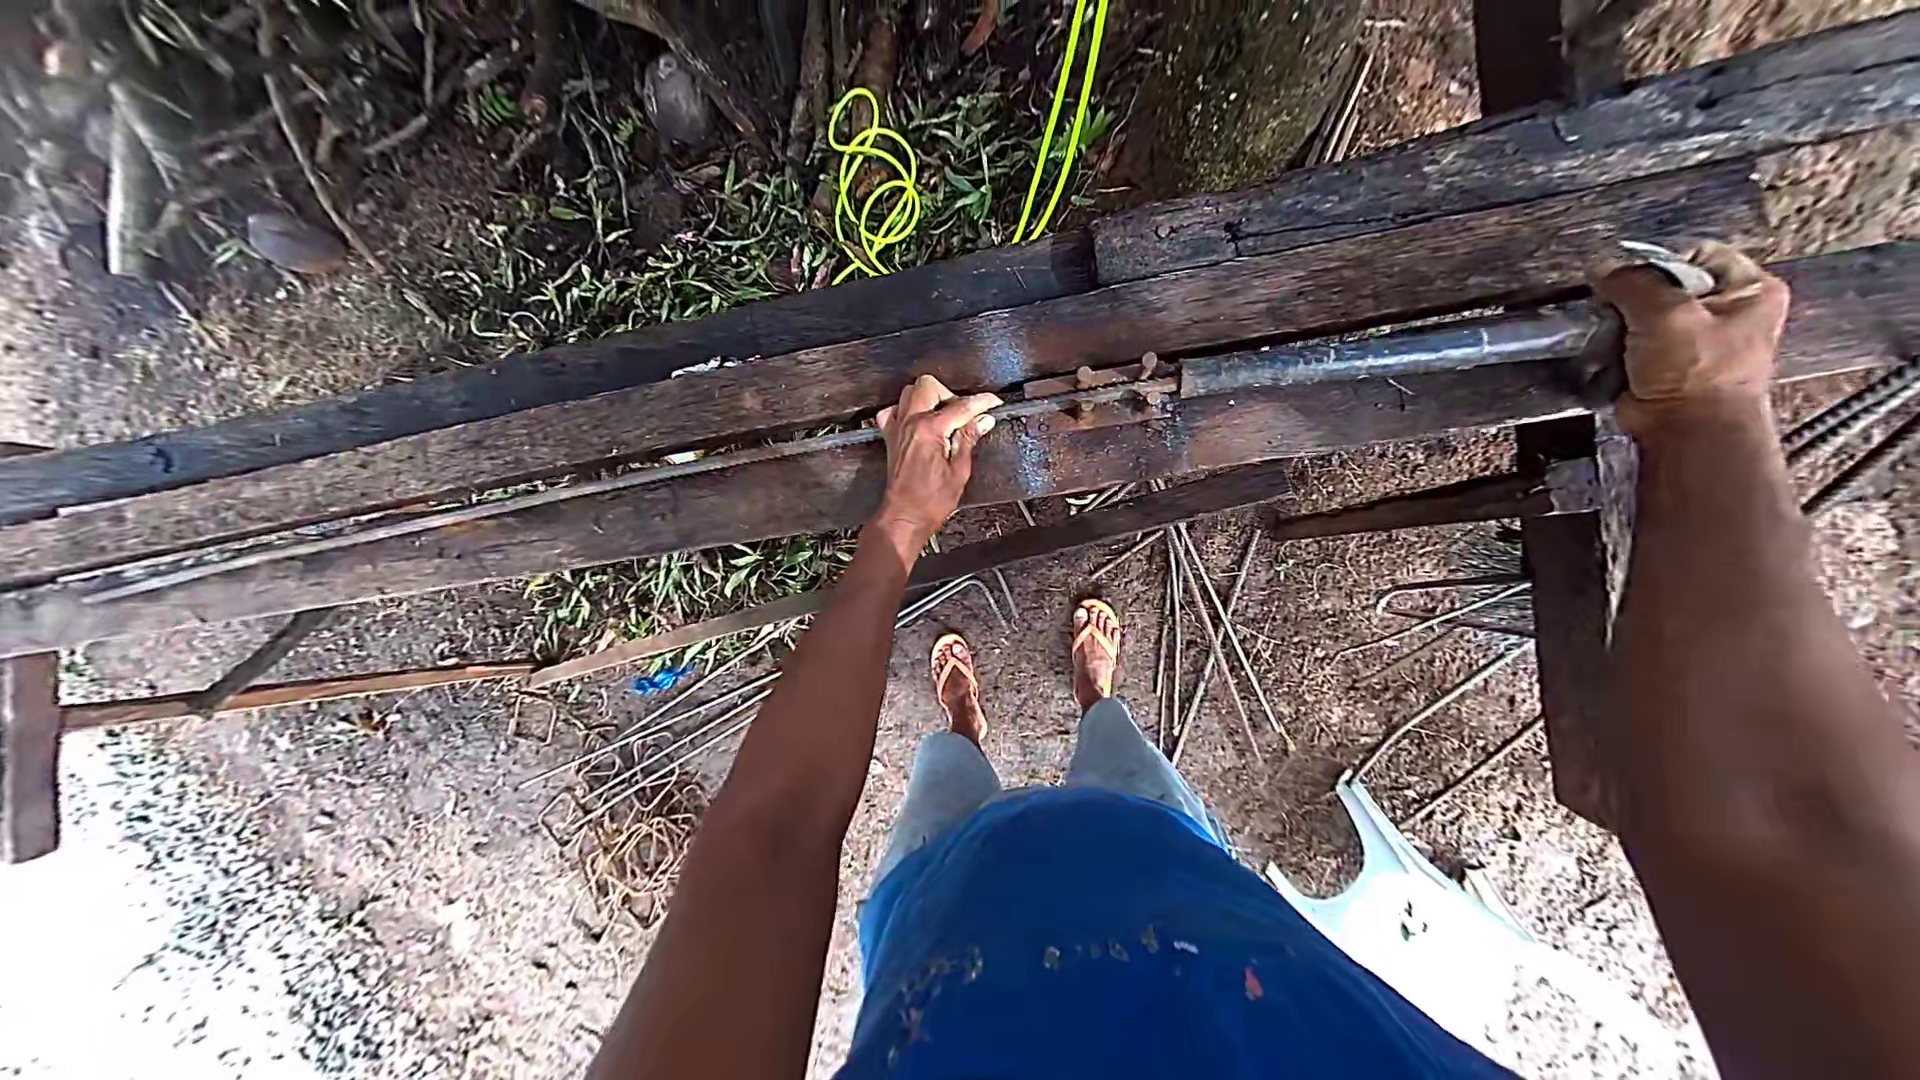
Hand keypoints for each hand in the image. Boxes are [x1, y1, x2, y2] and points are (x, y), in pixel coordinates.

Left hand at [867, 375, 1001, 560]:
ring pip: (909, 393)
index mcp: (928, 430)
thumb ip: (968, 440)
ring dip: (929, 399)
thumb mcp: (959, 471)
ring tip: (945, 417)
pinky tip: (920, 422)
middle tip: (964, 413)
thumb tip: (982, 420)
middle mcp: (909, 424)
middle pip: (928, 386)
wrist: (905, 517)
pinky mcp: (891, 438)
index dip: (981, 403)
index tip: (993, 403)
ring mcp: (897, 429)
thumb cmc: (930, 502)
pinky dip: (907, 410)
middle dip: (950, 394)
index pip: (961, 406)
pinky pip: (894, 411)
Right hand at [1591, 240, 1790, 433]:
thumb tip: (1601, 269)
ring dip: (1618, 324)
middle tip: (1610, 310)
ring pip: (1642, 315)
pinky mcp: (1661, 362)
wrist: (1685, 426)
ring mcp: (1691, 338)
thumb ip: (1635, 286)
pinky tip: (1606, 353)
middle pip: (1666, 286)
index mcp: (1749, 289)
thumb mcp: (1667, 316)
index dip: (1657, 263)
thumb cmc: (1693, 369)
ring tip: (1607, 336)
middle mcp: (1724, 310)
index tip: (1622, 279)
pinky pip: (1630, 342)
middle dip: (1631, 298)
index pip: (1698, 254)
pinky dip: (1613, 345)